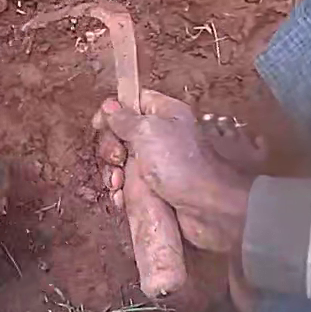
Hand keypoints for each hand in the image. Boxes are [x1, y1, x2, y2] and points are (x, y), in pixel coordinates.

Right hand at [93, 89, 251, 253]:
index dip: (113, 111)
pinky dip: (121, 192)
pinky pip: (129, 187)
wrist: (211, 208)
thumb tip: (109, 106)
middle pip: (122, 134)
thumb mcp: (148, 132)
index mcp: (164, 115)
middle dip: (111, 147)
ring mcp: (158, 165)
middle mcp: (161, 138)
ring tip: (118, 183)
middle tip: (117, 158)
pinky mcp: (155, 190)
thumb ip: (125, 119)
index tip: (100, 124)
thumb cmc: (182, 164)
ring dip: (113, 173)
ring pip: (122, 164)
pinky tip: (121, 198)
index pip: (133, 103)